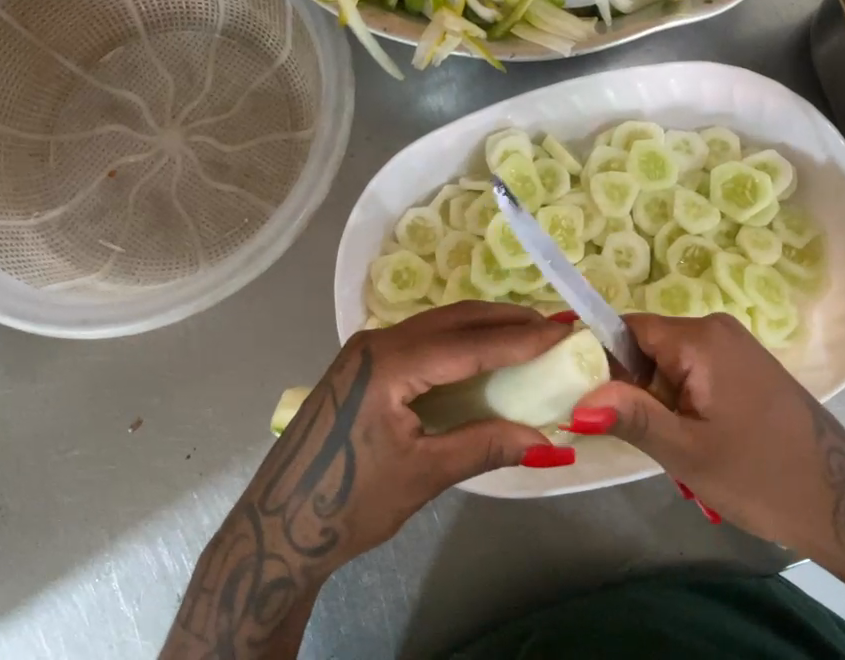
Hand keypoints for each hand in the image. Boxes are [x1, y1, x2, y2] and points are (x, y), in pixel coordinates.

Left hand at [164, 302, 567, 659]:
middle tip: (555, 327)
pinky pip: (422, 339)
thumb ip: (485, 446)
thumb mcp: (424, 474)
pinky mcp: (363, 363)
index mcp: (389, 363)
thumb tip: (548, 440)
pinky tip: (483, 353)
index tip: (565, 332)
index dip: (520, 338)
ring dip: (483, 327)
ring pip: (437, 325)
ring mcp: (366, 349)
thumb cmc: (350, 501)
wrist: (279, 523)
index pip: (468, 342)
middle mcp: (377, 342)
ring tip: (529, 334)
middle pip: (454, 321)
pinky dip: (459, 341)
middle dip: (506, 321)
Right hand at [575, 312, 844, 564]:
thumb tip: (574, 399)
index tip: (587, 402)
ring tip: (678, 449)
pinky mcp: (746, 368)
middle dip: (634, 390)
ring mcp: (735, 348)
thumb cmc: (763, 477)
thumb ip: (629, 416)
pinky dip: (684, 405)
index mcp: (700, 337)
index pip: (624, 328)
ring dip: (660, 403)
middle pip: (645, 346)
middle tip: (644, 438)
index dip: (599, 360)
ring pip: (668, 364)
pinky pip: (693, 373)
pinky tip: (700, 443)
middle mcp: (717, 329)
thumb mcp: (687, 452)